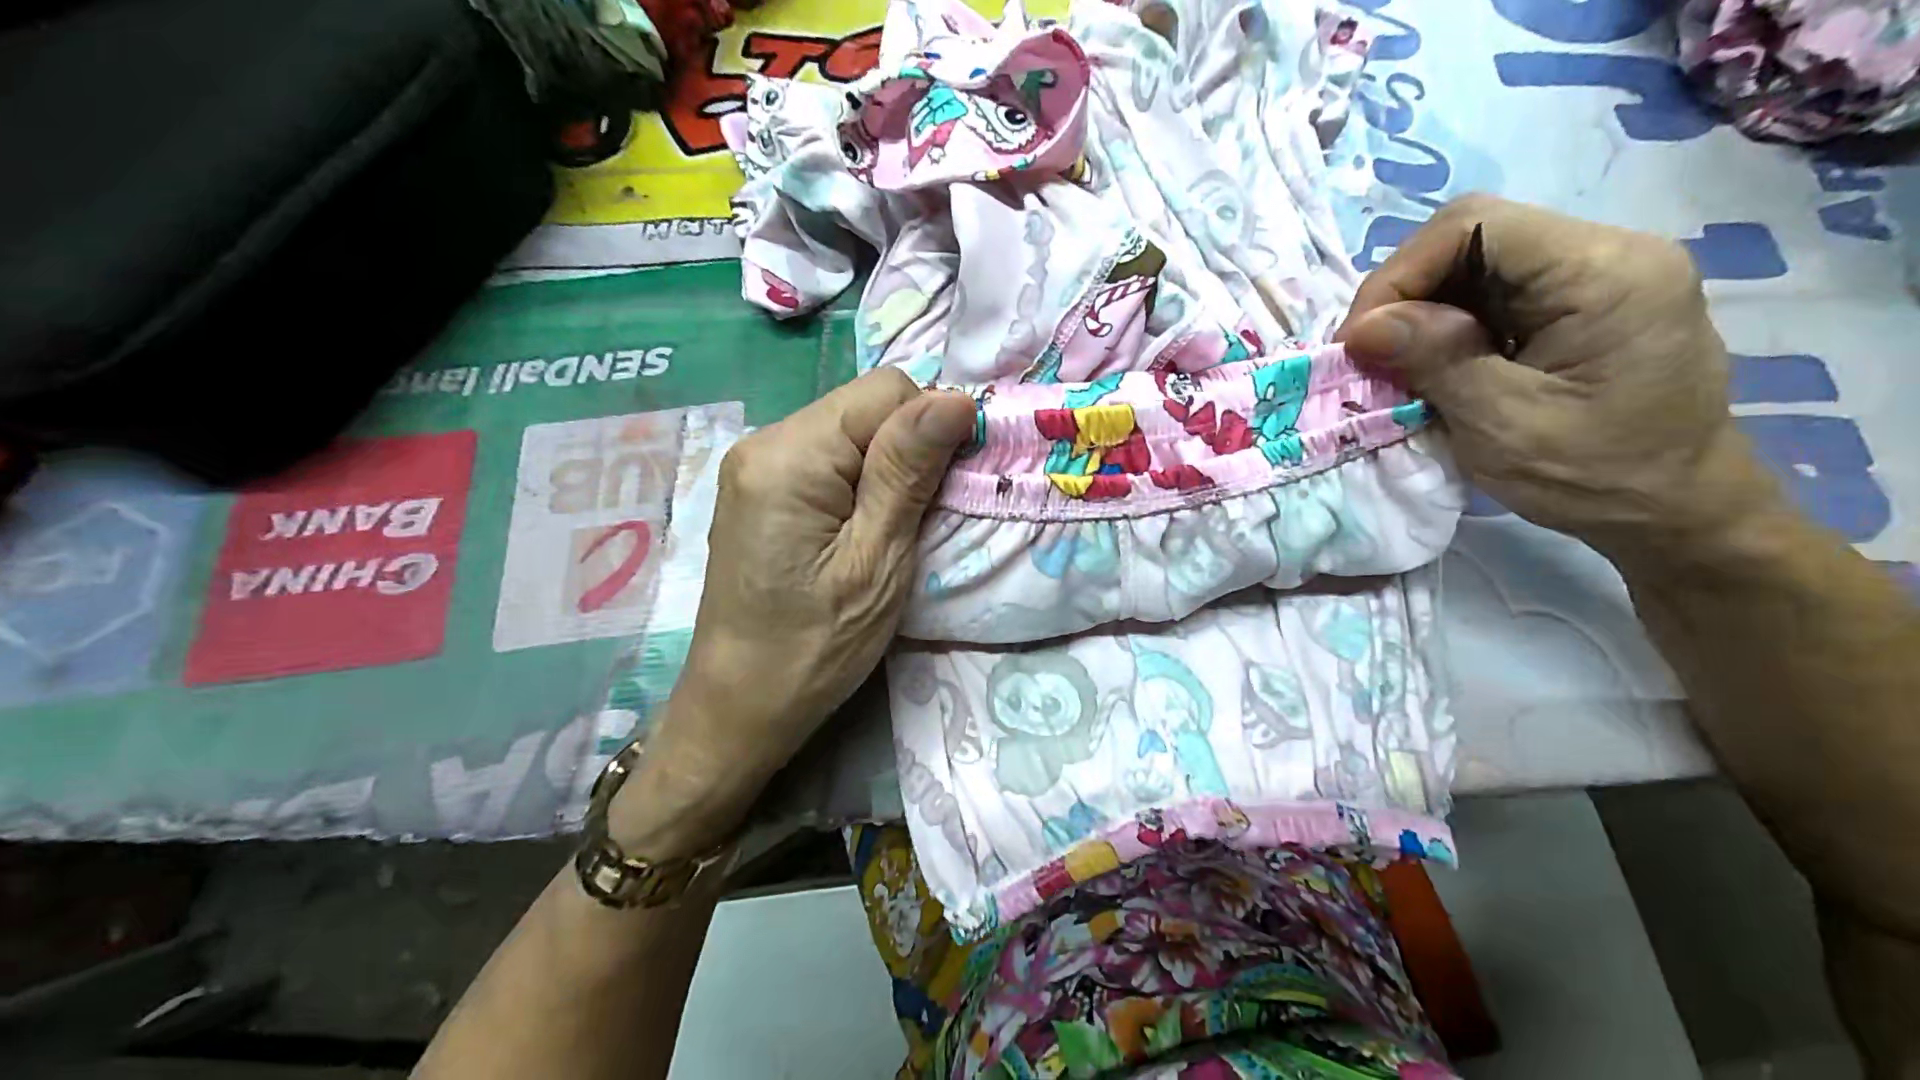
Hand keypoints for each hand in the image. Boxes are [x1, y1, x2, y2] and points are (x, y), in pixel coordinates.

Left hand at [611, 369, 975, 850]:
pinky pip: (825, 458)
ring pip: (848, 431)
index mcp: (789, 454)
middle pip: (863, 406)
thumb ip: (909, 471)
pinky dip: (858, 481)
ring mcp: (754, 465)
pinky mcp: (758, 490)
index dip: (932, 424)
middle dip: (908, 446)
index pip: (885, 390)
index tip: (948, 485)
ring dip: (885, 466)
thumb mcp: (878, 560)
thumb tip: (954, 399)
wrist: (740, 706)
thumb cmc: (816, 646)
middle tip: (920, 516)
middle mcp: (763, 442)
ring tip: (893, 527)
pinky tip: (861, 526)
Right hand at [1335, 195, 1781, 563]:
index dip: (1399, 274)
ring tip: (1394, 361)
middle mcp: (1606, 253)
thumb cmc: (1597, 475)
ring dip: (1419, 309)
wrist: (1676, 511)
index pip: (1473, 226)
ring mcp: (1594, 275)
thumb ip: (1436, 361)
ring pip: (1473, 261)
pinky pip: (1491, 289)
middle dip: (1403, 291)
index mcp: (1603, 272)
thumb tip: (1361, 327)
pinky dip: (1443, 322)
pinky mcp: (1578, 302)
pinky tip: (1431, 361)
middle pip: (1470, 235)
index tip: (1360, 340)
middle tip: (1369, 352)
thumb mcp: (1503, 425)